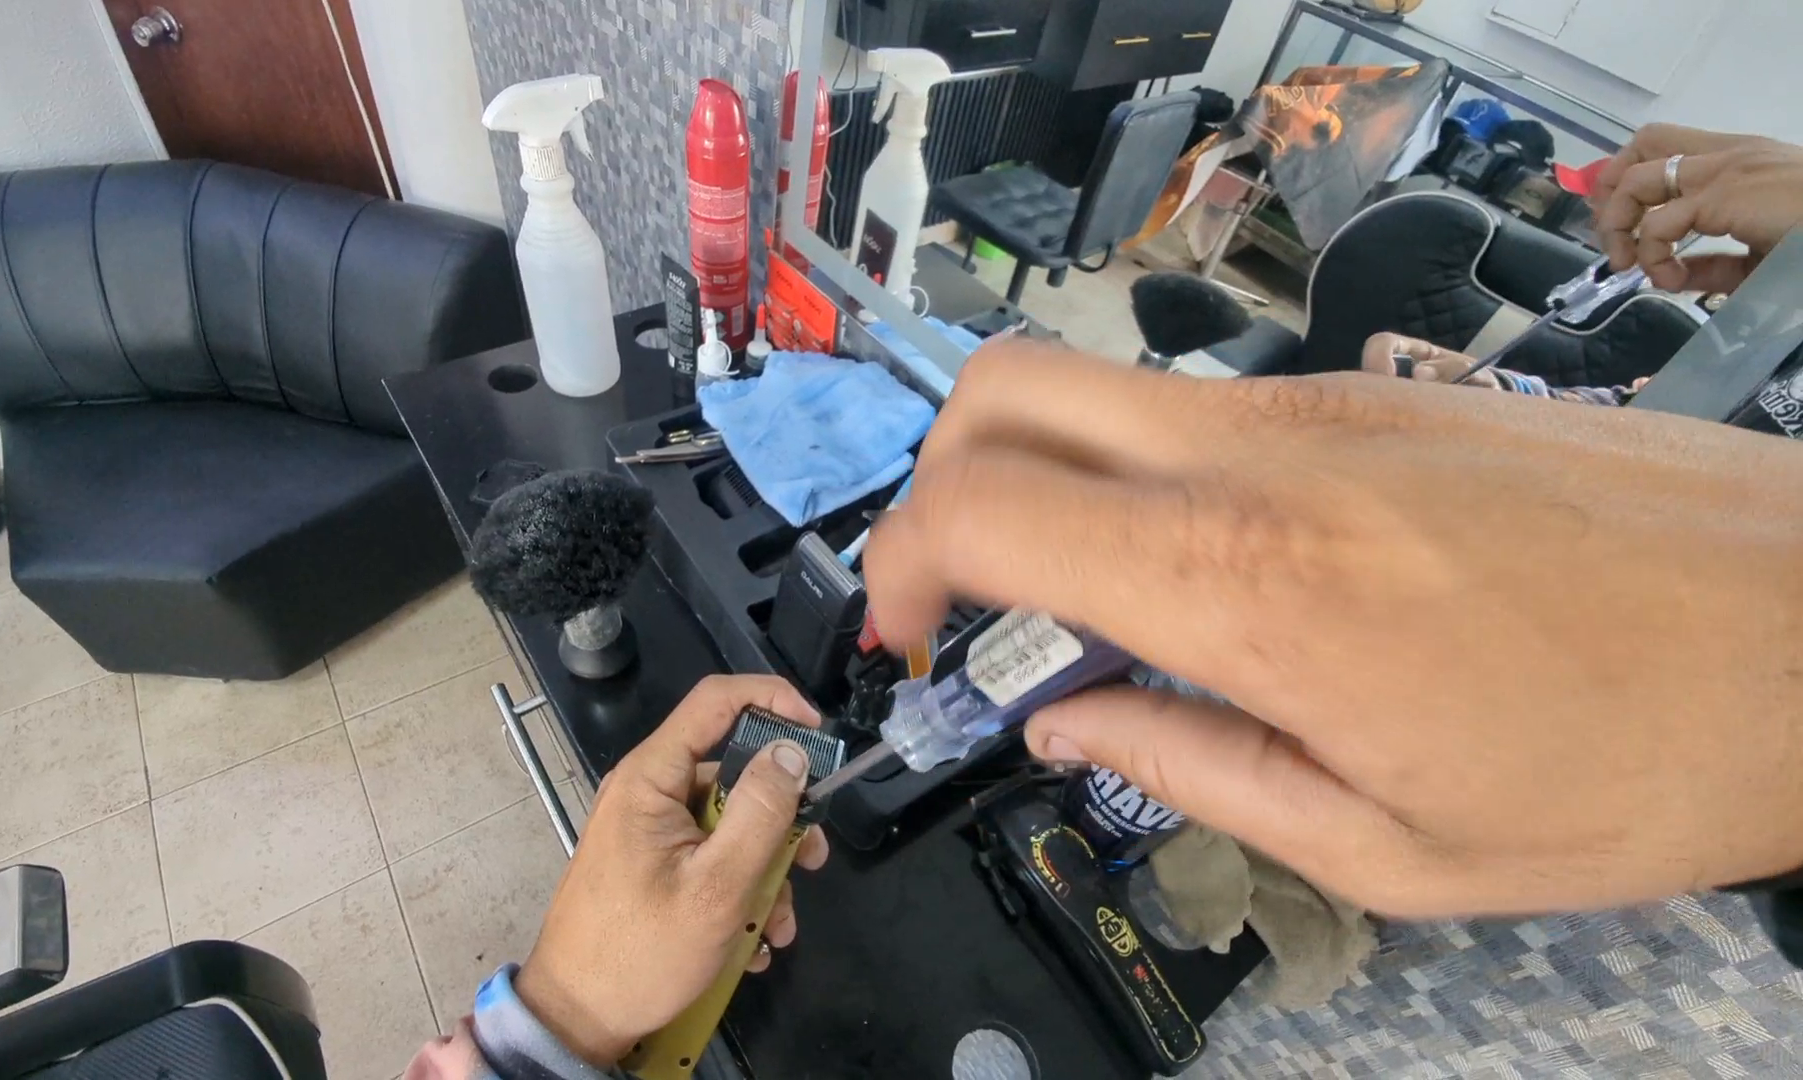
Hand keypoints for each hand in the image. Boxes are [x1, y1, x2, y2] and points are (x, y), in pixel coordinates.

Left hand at [516, 676, 828, 1065]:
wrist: (574, 1024)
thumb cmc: (641, 953)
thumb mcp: (716, 887)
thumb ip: (760, 813)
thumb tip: (791, 752)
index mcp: (652, 775)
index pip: (716, 699)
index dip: (772, 699)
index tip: (818, 731)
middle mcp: (651, 787)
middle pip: (734, 768)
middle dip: (781, 814)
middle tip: (813, 857)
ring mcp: (652, 825)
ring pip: (730, 817)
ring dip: (765, 865)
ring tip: (779, 922)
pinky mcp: (656, 857)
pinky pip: (712, 849)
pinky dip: (740, 884)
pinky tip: (753, 935)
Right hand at [863, 341, 1802, 918]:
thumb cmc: (1624, 757)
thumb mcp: (1378, 843)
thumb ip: (1179, 767)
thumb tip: (1062, 727)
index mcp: (1235, 577)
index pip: (980, 507)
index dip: (898, 565)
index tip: (907, 637)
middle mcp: (1236, 456)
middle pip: (995, 392)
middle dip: (927, 484)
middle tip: (952, 587)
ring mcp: (1281, 403)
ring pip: (1064, 387)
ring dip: (1012, 477)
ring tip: (1049, 584)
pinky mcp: (1320, 390)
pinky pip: (1149, 411)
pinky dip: (1098, 474)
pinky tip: (1157, 558)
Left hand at [1595, 123, 1802, 293]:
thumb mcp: (1756, 250)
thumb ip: (1709, 263)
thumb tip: (1670, 275)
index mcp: (1736, 160)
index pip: (1660, 146)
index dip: (1619, 178)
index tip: (1612, 218)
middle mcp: (1729, 155)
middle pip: (1638, 152)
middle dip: (1608, 196)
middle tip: (1614, 237)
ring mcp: (1727, 170)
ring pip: (1634, 182)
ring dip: (1616, 228)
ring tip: (1629, 263)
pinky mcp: (1725, 192)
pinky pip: (1655, 224)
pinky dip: (1649, 257)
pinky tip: (1668, 278)